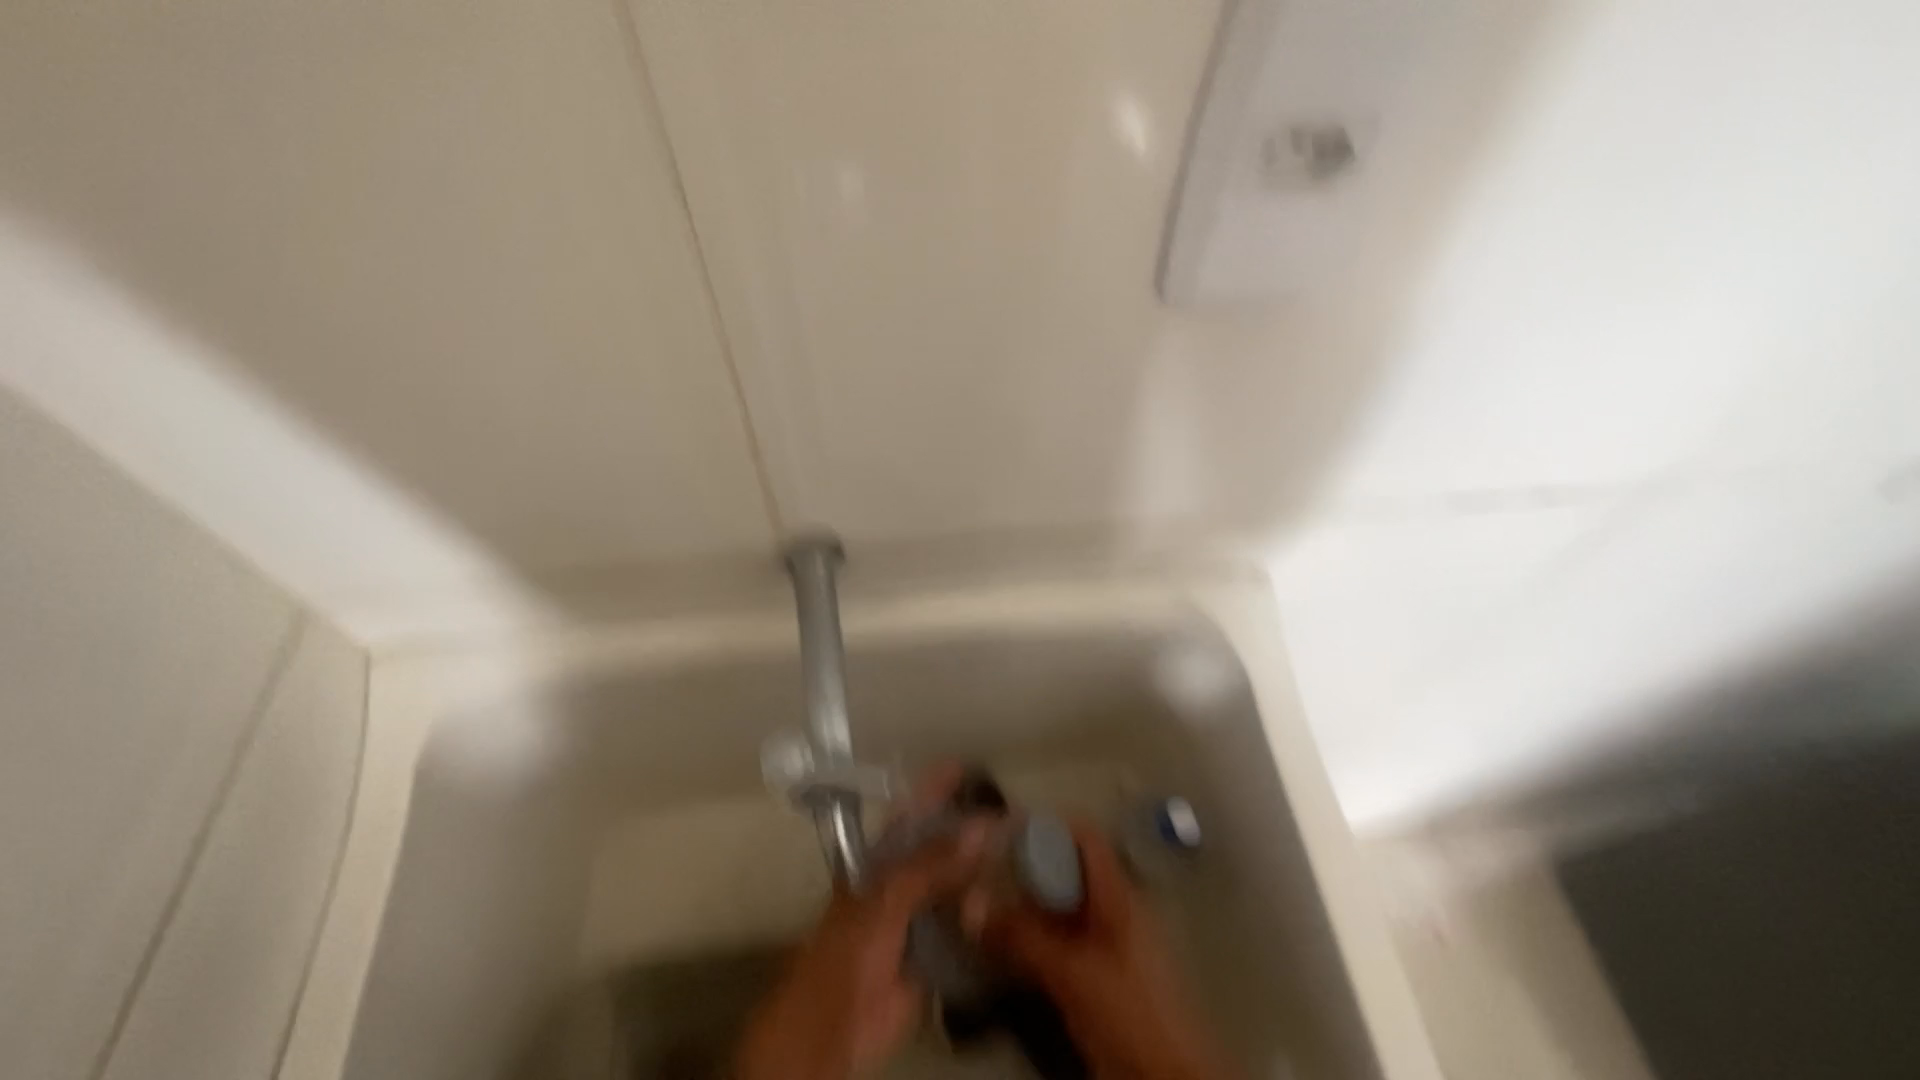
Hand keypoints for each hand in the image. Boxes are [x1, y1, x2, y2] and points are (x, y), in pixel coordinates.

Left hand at [736, 770, 985, 1079]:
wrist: (837, 1024)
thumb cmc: (849, 949)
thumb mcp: (887, 897)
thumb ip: (931, 862)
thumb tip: (981, 826)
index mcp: (877, 865)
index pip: (908, 817)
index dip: (931, 791)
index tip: (962, 767)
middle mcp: (897, 886)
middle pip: (937, 852)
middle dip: (967, 835)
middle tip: (1010, 817)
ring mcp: (915, 921)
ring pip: (952, 889)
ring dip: (979, 877)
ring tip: (1019, 857)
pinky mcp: (932, 955)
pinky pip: (961, 930)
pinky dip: (980, 921)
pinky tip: (1004, 907)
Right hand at [981, 821, 1233, 1079]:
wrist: (1164, 1077)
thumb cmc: (1129, 1012)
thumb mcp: (1071, 972)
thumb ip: (1022, 937)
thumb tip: (971, 905)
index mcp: (1119, 897)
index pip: (1086, 840)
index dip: (1049, 827)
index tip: (1006, 828)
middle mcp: (1112, 913)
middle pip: (1067, 873)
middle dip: (1025, 869)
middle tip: (980, 870)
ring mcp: (1103, 946)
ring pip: (1058, 910)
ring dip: (1022, 907)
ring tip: (978, 904)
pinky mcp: (1093, 976)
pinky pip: (1056, 942)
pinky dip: (1028, 938)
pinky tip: (997, 946)